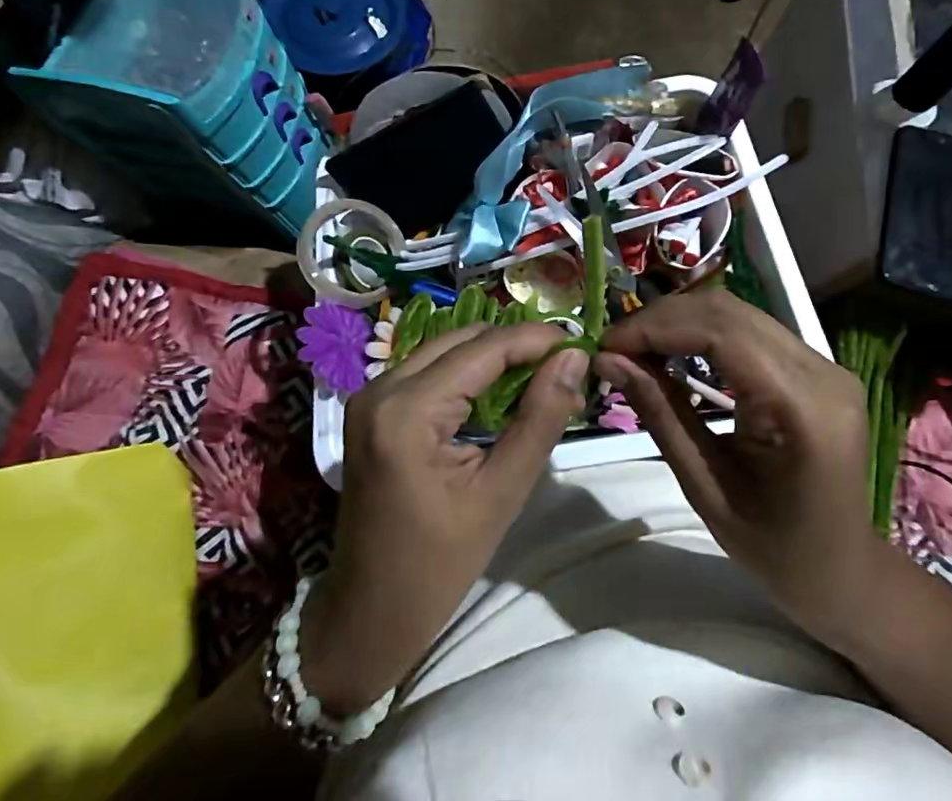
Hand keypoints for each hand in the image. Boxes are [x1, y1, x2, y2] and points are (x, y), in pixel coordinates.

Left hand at [301, 324, 589, 714]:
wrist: (368, 613)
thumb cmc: (437, 565)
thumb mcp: (501, 493)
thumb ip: (541, 418)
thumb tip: (574, 358)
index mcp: (407, 410)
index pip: (484, 349)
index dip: (537, 339)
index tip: (583, 345)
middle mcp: (380, 388)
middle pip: (462, 341)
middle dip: (517, 345)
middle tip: (566, 365)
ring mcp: (370, 397)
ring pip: (445, 351)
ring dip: (494, 357)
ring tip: (542, 377)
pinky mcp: (372, 411)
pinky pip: (428, 373)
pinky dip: (468, 375)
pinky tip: (501, 395)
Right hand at [595, 291, 877, 639]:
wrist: (841, 571)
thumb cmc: (773, 547)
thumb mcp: (706, 487)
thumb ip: (661, 414)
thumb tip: (609, 360)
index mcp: (803, 409)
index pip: (722, 333)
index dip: (656, 327)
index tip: (606, 344)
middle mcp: (823, 373)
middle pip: (731, 312)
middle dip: (663, 319)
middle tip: (615, 346)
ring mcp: (827, 366)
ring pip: (741, 314)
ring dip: (681, 322)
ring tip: (636, 347)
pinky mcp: (818, 368)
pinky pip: (753, 332)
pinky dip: (705, 333)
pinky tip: (674, 351)